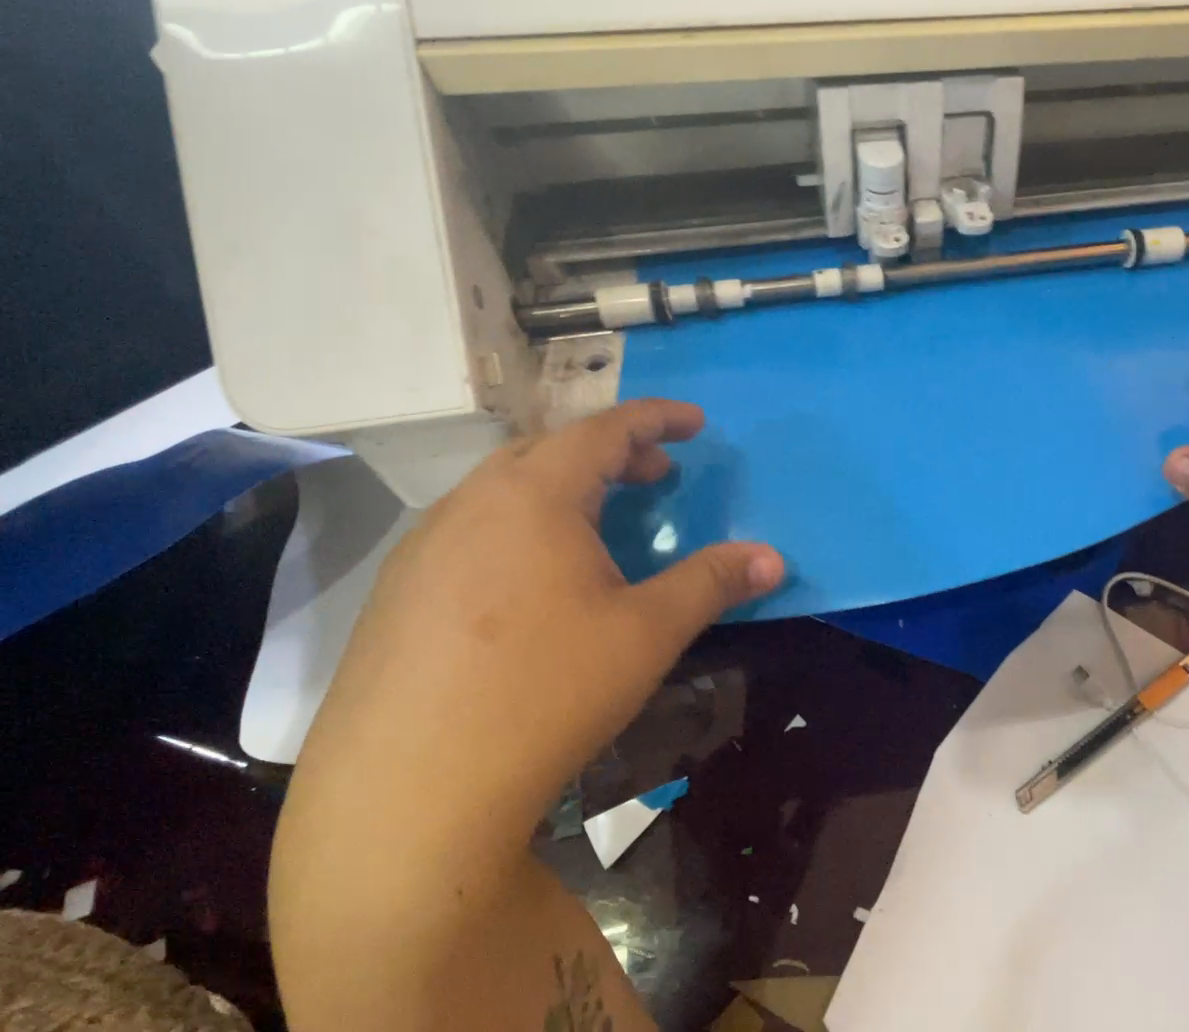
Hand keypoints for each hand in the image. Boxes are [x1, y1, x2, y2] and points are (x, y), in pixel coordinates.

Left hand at [281, 399, 783, 880]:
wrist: (410, 787)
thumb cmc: (547, 690)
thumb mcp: (648, 633)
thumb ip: (711, 583)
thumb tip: (772, 558)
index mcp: (534, 496)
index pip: (603, 430)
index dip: (655, 419)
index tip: (695, 423)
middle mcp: (470, 504)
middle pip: (549, 450)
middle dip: (612, 453)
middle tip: (657, 478)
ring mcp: (423, 548)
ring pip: (502, 490)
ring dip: (562, 489)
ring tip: (600, 526)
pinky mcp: (398, 593)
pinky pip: (470, 530)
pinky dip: (519, 527)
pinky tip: (534, 583)